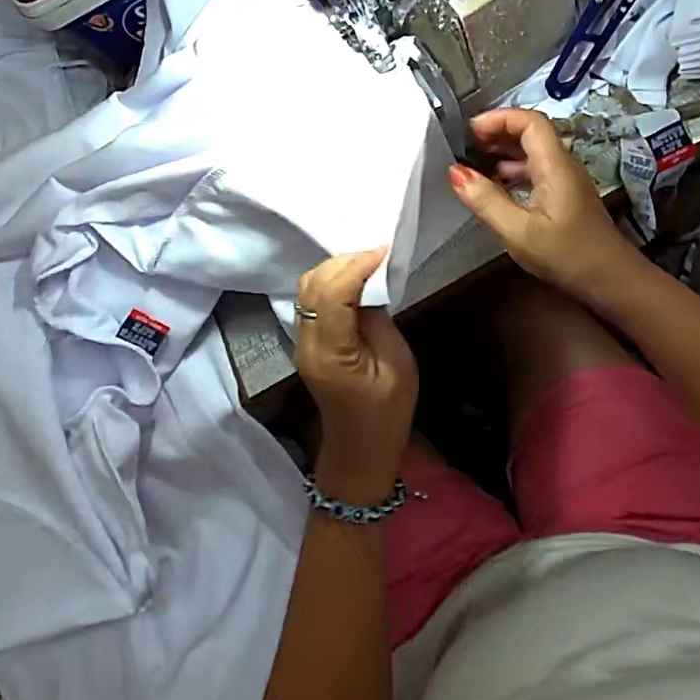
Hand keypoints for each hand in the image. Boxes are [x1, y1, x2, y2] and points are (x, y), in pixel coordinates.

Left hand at [293, 248, 418, 505]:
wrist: (360, 448)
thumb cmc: (388, 412)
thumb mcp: (397, 364)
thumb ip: (378, 320)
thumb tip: (370, 285)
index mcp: (331, 354)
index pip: (332, 295)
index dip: (356, 266)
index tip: (384, 251)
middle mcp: (307, 343)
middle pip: (313, 285)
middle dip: (344, 261)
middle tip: (378, 253)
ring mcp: (301, 342)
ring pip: (307, 288)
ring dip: (335, 268)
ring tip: (368, 263)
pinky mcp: (306, 342)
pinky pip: (311, 300)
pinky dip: (330, 281)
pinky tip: (354, 280)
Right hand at [447, 109, 642, 300]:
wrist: (610, 280)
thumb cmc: (566, 255)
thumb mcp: (518, 231)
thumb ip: (486, 200)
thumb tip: (455, 172)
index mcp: (555, 166)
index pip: (530, 122)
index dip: (499, 118)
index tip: (470, 130)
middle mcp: (563, 166)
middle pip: (532, 133)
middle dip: (499, 131)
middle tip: (467, 143)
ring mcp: (567, 181)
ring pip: (534, 153)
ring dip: (504, 151)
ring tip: (475, 162)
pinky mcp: (565, 197)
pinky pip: (537, 171)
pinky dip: (513, 170)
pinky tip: (496, 186)